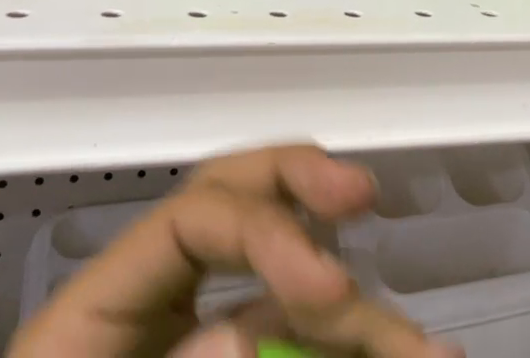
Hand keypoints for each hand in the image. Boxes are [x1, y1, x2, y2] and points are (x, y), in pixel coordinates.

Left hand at [8, 145, 457, 357]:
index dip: (268, 232)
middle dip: (302, 188)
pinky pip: (301, 349)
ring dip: (359, 315)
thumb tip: (241, 335)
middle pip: (232, 203)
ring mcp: (204, 344)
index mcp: (101, 314)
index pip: (191, 223)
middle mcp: (158, 309)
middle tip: (362, 195)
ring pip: (289, 292)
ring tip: (427, 355)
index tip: (329, 286)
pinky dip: (355, 354)